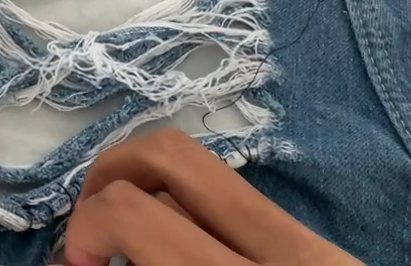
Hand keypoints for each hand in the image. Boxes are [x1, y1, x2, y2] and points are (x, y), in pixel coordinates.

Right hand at [60, 130, 358, 265]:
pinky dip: (183, 209)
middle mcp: (286, 257)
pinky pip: (232, 199)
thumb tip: (83, 262)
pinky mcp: (327, 253)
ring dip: (141, 182)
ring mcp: (314, 249)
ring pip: (200, 163)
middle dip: (106, 180)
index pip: (138, 215)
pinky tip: (177, 252)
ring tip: (125, 229)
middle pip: (166, 155)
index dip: (86, 231)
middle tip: (93, 232)